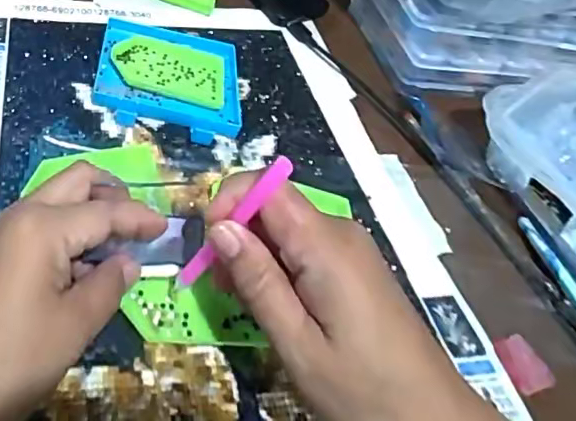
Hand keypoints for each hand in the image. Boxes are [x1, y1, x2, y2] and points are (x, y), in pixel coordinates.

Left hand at [0, 163, 164, 420]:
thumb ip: (107, 285)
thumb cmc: (15, 355)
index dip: (138, 217)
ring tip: (116, 242)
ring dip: (89, 208)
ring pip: (57, 195)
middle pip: (76, 180)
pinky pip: (41, 217)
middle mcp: (23, 212)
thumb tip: (129, 261)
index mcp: (43, 225)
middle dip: (111, 192)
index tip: (166, 225)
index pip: (102, 211)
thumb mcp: (73, 326)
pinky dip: (68, 226)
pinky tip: (83, 261)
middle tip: (138, 222)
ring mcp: (6, 228)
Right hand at [207, 172, 498, 420]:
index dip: (229, 200)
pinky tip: (275, 301)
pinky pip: (304, 242)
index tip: (210, 246)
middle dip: (236, 229)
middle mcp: (338, 229)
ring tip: (241, 297)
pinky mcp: (354, 264)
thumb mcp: (299, 345)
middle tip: (219, 283)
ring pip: (284, 223)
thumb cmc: (365, 392)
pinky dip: (277, 260)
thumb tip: (219, 226)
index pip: (265, 183)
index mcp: (324, 241)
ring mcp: (349, 246)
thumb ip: (258, 281)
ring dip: (254, 248)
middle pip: (272, 202)